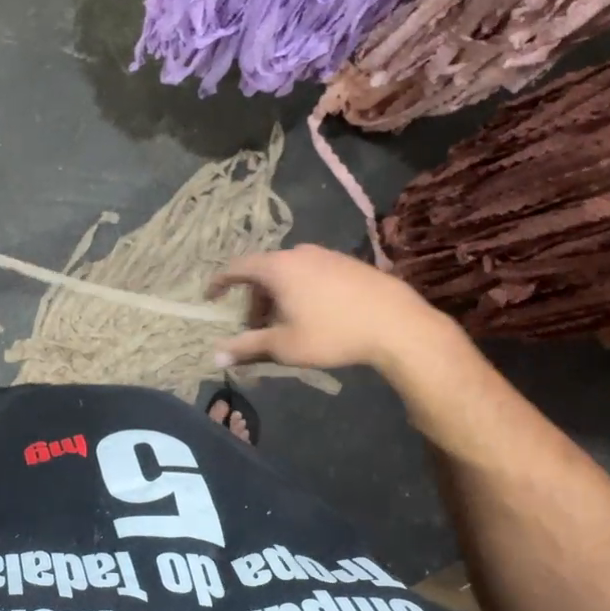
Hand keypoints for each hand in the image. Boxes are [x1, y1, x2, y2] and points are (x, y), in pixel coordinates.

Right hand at [206, 245, 452, 373]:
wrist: (399, 325)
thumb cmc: (333, 334)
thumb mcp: (284, 346)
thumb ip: (247, 347)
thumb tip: (215, 356)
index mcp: (277, 268)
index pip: (236, 268)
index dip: (220, 282)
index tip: (211, 297)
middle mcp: (298, 253)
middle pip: (264, 272)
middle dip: (254, 299)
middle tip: (256, 328)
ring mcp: (326, 255)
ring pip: (289, 273)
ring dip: (279, 296)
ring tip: (286, 325)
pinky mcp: (349, 263)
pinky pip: (312, 273)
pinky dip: (301, 290)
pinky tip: (316, 316)